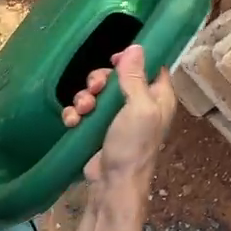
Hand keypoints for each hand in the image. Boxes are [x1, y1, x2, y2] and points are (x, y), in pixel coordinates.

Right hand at [61, 45, 176, 190]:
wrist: (112, 184)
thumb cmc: (133, 146)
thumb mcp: (139, 108)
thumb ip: (135, 77)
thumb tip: (136, 46)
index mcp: (158, 97)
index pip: (150, 67)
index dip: (132, 59)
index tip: (114, 60)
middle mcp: (139, 104)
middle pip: (117, 77)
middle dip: (99, 81)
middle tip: (94, 89)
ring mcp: (116, 117)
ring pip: (96, 93)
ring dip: (84, 98)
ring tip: (82, 111)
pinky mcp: (97, 128)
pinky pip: (83, 111)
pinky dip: (75, 113)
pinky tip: (72, 122)